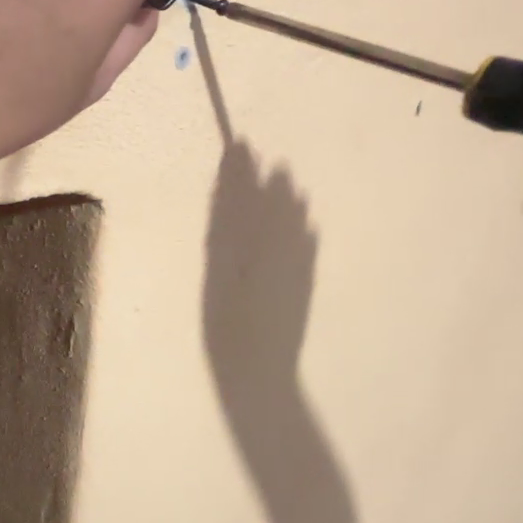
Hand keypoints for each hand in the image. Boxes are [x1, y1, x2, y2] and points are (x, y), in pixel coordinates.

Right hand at [202, 142, 318, 390]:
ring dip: (285, 201)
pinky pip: (305, 251)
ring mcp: (292, 271)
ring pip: (290, 226)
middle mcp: (272, 253)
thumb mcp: (215, 283)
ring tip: (286, 178)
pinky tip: (307, 223)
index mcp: (244, 250)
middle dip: (260, 180)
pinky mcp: (303, 288)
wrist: (260, 376)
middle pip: (265, 209)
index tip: (237, 146)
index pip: (239, 203)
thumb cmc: (227, 333)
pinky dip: (304, 234)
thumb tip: (229, 201)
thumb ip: (223, 240)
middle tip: (256, 152)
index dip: (236, 175)